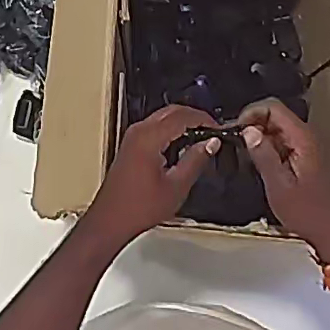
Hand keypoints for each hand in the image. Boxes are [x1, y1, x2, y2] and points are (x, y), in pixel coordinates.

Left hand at [80, 105, 217, 246]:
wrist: (112, 218)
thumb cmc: (139, 207)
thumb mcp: (176, 186)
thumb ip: (196, 160)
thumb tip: (211, 143)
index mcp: (149, 138)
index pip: (180, 116)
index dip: (202, 118)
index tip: (218, 127)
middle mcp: (138, 132)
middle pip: (170, 111)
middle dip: (193, 116)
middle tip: (212, 129)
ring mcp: (132, 136)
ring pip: (161, 117)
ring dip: (182, 122)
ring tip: (202, 136)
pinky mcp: (131, 144)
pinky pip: (154, 127)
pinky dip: (171, 129)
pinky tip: (183, 144)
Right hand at [238, 99, 329, 259]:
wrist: (328, 232)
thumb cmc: (306, 212)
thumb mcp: (278, 184)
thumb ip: (263, 154)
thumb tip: (248, 130)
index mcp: (302, 139)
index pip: (273, 107)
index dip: (251, 113)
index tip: (238, 130)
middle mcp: (305, 137)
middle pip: (273, 113)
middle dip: (252, 123)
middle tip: (237, 142)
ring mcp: (303, 145)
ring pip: (274, 126)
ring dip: (257, 135)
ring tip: (245, 152)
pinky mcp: (300, 155)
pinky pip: (277, 139)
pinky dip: (264, 145)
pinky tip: (257, 161)